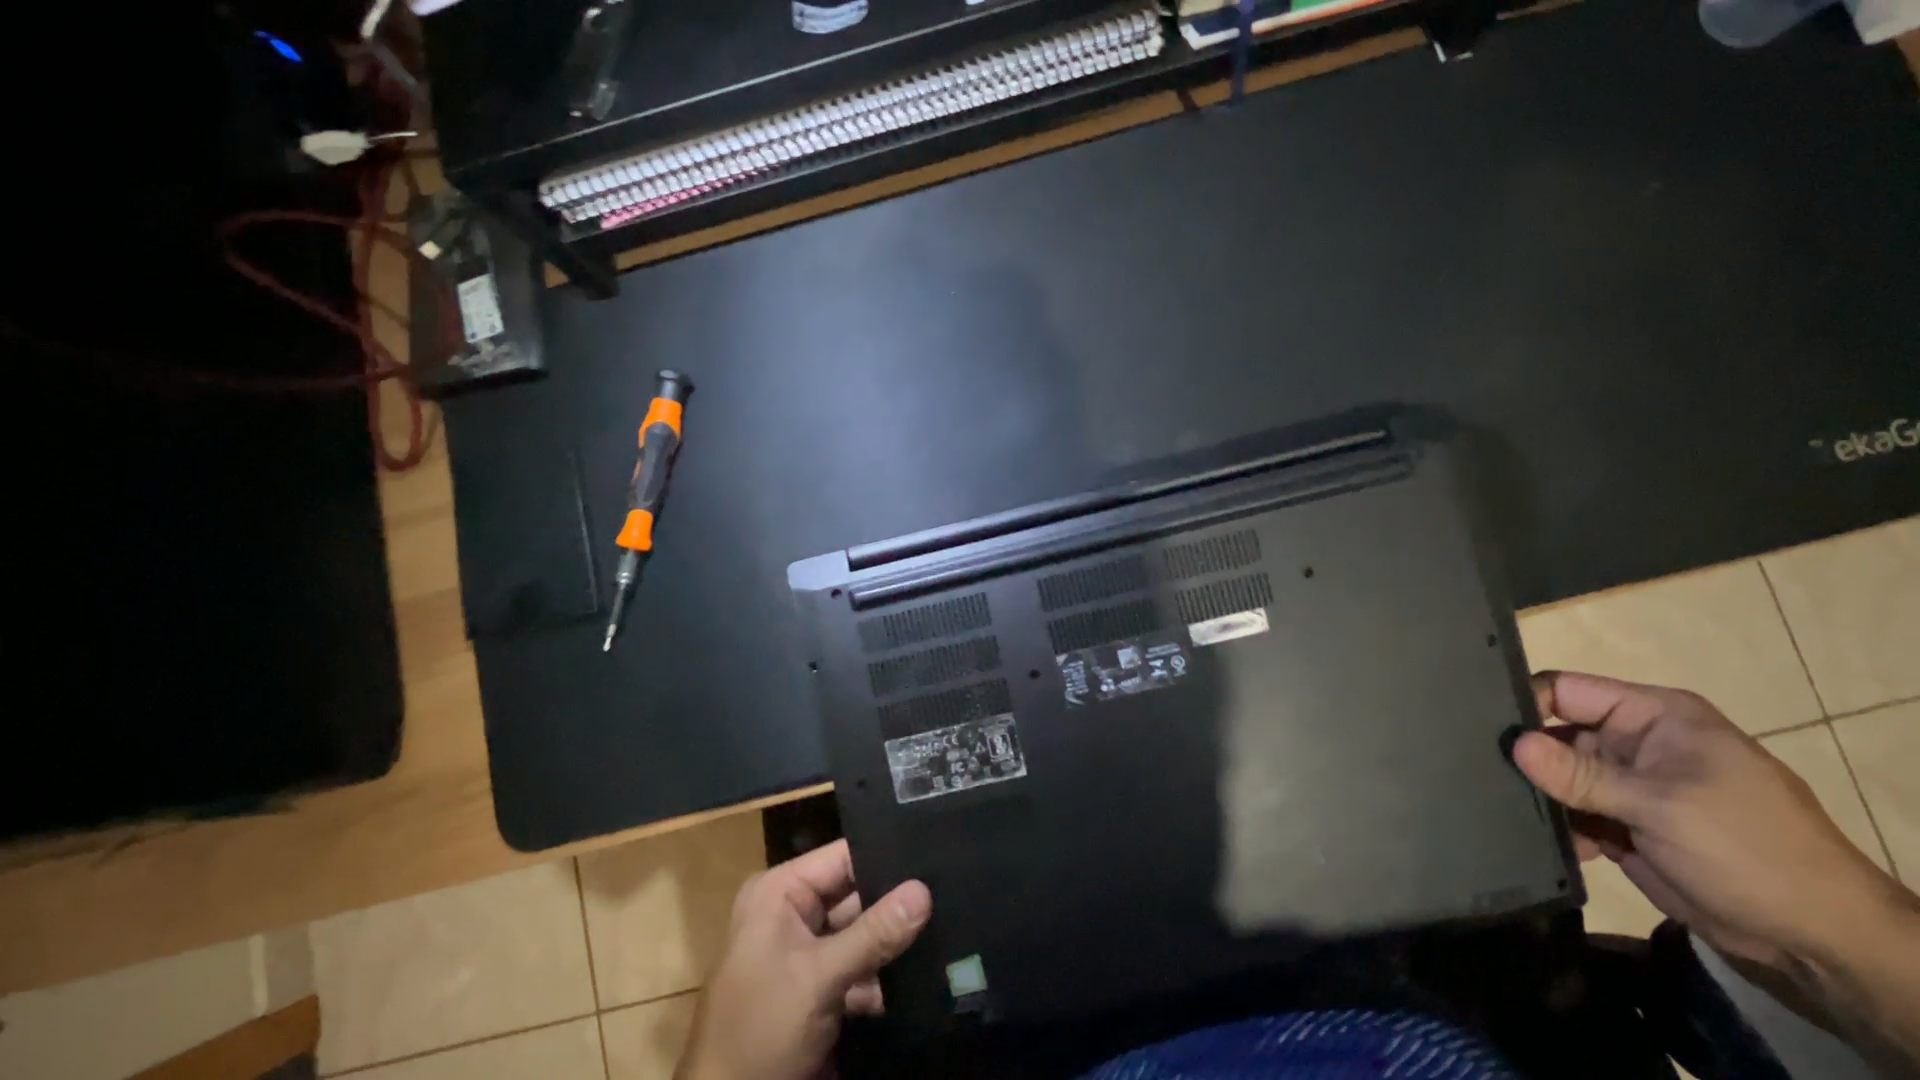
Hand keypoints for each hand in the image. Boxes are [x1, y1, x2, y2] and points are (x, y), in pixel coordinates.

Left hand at [675, 839, 931, 1079]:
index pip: (843, 857)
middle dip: (900, 902)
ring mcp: (808, 954)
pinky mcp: (821, 990)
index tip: (940, 853)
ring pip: (865, 933)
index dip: (888, 854)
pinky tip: (932, 972)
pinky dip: (888, 976)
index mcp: (780, 894)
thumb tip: (925, 890)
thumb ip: (874, 933)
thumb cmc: (761, 1027)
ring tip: (952, 929)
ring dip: (899, 942)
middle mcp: (794, 914)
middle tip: (952, 896)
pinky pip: (863, 968)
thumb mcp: (819, 976)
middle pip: (858, 894)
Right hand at [1511, 671, 1903, 969]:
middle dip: (1523, 755)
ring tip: (1495, 809)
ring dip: (1536, 796)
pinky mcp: (1623, 827)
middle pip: (1556, 734)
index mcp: (1654, 717)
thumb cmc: (1747, 847)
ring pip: (1559, 778)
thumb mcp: (1661, 805)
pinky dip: (1555, 828)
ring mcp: (1629, 787)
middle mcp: (1636, 744)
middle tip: (1472, 772)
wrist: (1811, 933)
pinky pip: (1572, 816)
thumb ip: (1582, 775)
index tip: (1477, 726)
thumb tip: (1513, 743)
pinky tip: (1535, 845)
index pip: (1569, 690)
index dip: (1526, 702)